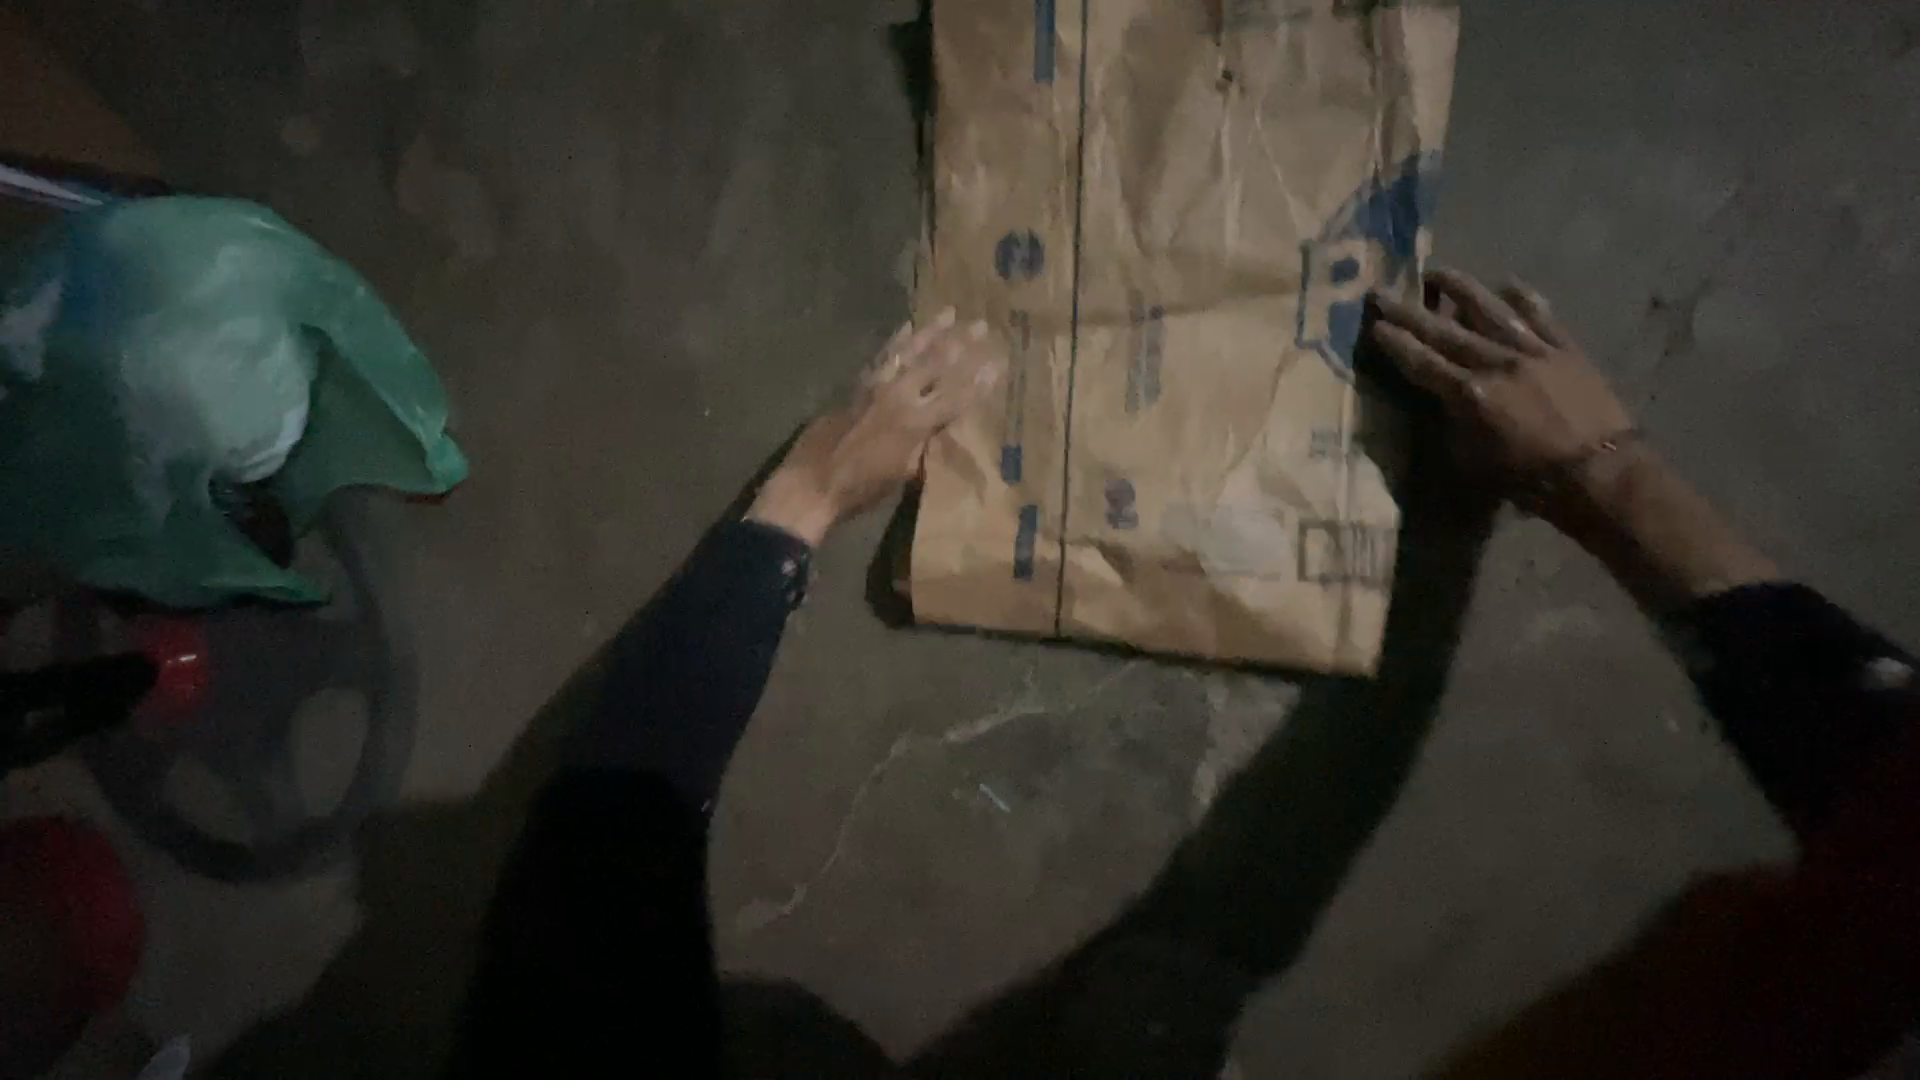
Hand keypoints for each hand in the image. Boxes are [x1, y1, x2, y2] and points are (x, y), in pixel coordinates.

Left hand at [747, 309, 1005, 545]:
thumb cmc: (862, 489)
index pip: (957, 397)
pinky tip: (905, 328)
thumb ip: (923, 446)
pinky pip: (881, 356)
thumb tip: (938, 429)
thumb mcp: (904, 474)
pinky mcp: (858, 386)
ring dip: (930, 331)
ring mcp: (876, 387)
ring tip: (947, 312)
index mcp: (916, 423)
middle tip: (981, 323)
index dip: (980, 381)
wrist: (813, 482)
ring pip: (908, 351)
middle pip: (936, 363)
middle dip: (961, 343)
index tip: (998, 362)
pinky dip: (895, 341)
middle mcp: (900, 396)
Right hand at [1369, 269, 1633, 483]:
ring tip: (1438, 271)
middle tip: (1382, 292)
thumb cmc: (1525, 477)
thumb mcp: (1469, 458)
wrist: (1599, 472)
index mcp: (1468, 394)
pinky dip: (1524, 298)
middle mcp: (1496, 364)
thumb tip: (1439, 401)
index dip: (1395, 343)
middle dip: (1408, 312)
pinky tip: (1508, 283)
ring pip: (1491, 311)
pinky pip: (1541, 316)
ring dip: (1461, 289)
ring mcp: (1533, 352)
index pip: (1421, 363)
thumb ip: (1450, 423)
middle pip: (1444, 332)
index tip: (1373, 325)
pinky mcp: (1566, 350)